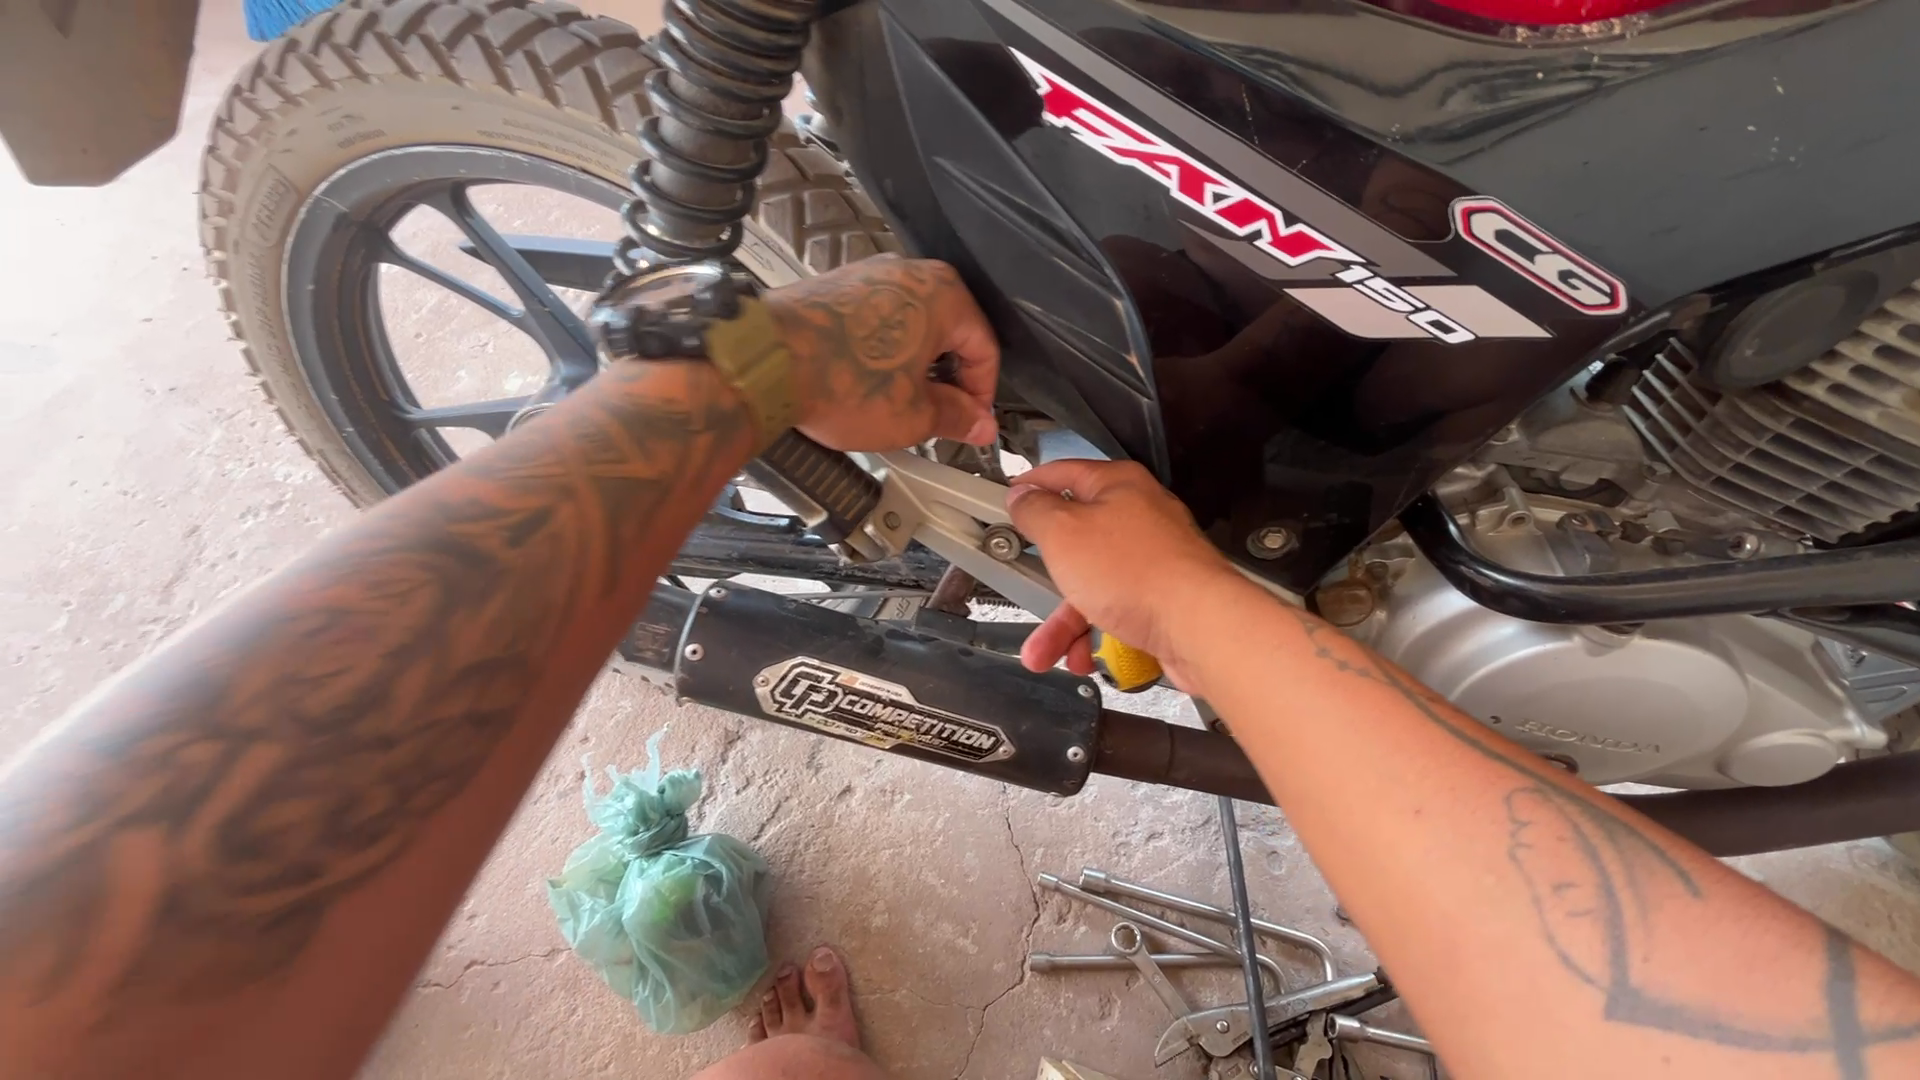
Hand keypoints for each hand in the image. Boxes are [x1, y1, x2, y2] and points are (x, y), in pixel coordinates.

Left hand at [765, 255, 999, 450]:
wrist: (765, 361)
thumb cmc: (844, 383)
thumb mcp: (912, 415)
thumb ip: (956, 417)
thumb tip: (980, 425)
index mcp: (945, 295)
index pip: (985, 349)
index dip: (982, 395)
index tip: (972, 423)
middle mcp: (911, 272)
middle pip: (951, 332)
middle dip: (950, 379)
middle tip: (941, 417)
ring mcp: (871, 273)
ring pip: (915, 324)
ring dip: (918, 365)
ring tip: (903, 403)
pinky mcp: (839, 285)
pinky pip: (880, 318)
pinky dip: (887, 350)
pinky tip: (872, 381)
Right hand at [1006, 459, 1243, 688]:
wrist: (1198, 627)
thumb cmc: (1137, 572)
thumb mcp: (1062, 533)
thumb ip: (1035, 511)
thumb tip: (1021, 497)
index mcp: (1118, 487)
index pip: (1064, 473)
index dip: (1031, 485)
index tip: (1009, 499)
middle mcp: (1138, 518)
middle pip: (1075, 541)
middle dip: (1044, 577)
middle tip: (1022, 583)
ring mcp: (1152, 560)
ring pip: (1093, 586)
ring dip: (1065, 623)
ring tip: (1045, 651)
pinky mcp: (1162, 598)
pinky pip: (1116, 612)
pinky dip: (1095, 635)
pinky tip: (1083, 656)